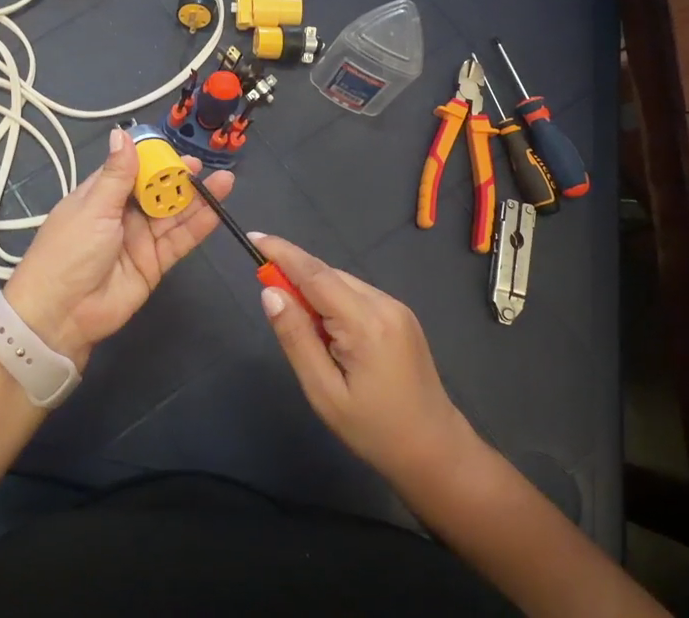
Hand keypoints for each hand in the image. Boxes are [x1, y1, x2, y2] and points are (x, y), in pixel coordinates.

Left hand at [2, 128, 233, 369]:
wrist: (62, 313)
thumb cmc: (69, 252)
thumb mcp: (93, 208)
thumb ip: (117, 175)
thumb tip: (122, 134)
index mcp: (99, 196)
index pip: (131, 169)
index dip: (152, 159)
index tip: (174, 150)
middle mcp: (121, 215)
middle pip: (156, 191)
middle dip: (178, 178)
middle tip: (202, 167)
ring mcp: (139, 240)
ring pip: (173, 214)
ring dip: (196, 199)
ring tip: (223, 182)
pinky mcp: (154, 264)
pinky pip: (179, 241)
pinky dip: (198, 226)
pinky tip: (216, 210)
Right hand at [253, 234, 476, 482]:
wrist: (435, 450)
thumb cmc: (373, 429)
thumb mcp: (323, 391)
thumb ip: (296, 338)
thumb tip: (270, 292)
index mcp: (365, 324)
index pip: (315, 274)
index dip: (282, 253)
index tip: (254, 238)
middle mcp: (384, 305)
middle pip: (328, 274)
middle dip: (293, 273)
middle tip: (266, 291)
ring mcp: (397, 308)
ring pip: (342, 283)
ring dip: (313, 290)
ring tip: (301, 328)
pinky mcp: (401, 316)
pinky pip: (356, 294)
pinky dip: (332, 300)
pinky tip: (326, 331)